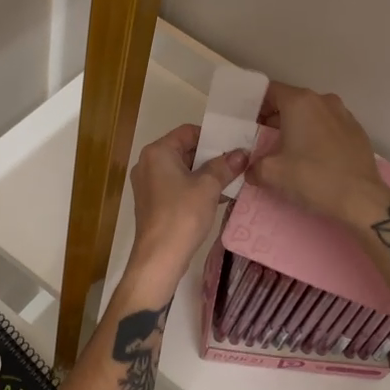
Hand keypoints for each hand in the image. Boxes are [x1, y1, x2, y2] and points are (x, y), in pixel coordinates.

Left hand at [126, 124, 247, 282]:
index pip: (188, 132)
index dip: (212, 136)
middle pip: (184, 150)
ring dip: (205, 174)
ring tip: (231, 180)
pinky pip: (176, 187)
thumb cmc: (183, 215)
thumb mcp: (208, 187)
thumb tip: (241, 154)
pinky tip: (216, 198)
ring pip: (181, 170)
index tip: (233, 146)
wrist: (159, 256)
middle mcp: (148, 164)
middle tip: (236, 163)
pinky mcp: (151, 203)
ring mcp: (147, 184)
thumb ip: (225, 166)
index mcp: (158, 152)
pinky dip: (194, 188)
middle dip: (210, 157)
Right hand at [247, 83, 389, 222]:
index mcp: (300, 102)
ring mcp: (344, 114)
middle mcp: (323, 100)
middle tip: (264, 140)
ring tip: (290, 150)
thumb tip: (251, 169)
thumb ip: (253, 166)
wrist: (360, 198)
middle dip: (276, 118)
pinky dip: (318, 135)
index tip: (249, 125)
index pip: (270, 91)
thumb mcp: (271, 174)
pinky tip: (315, 157)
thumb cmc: (312, 178)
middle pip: (291, 101)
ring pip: (312, 113)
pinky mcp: (357, 130)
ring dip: (298, 126)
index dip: (256, 106)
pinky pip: (329, 126)